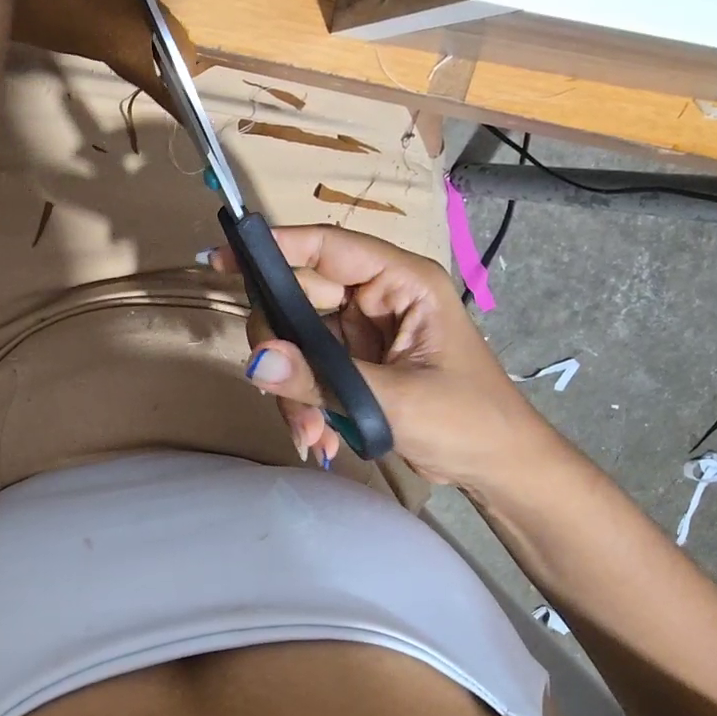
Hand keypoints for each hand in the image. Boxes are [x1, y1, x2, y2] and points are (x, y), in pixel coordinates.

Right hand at [204, 227, 562, 489]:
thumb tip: (255, 361)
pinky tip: (320, 438)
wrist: (495, 468)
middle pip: (297, 300)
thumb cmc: (468, 421)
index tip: (221, 258)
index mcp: (402, 283)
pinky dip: (303, 404)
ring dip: (293, 391)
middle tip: (276, 393)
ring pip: (294, 343)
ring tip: (312, 434)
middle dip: (283, 353)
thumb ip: (321, 379)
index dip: (275, 247)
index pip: (327, 248)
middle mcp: (375, 298)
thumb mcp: (393, 400)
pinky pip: (304, 372)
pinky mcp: (350, 364)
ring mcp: (359, 332)